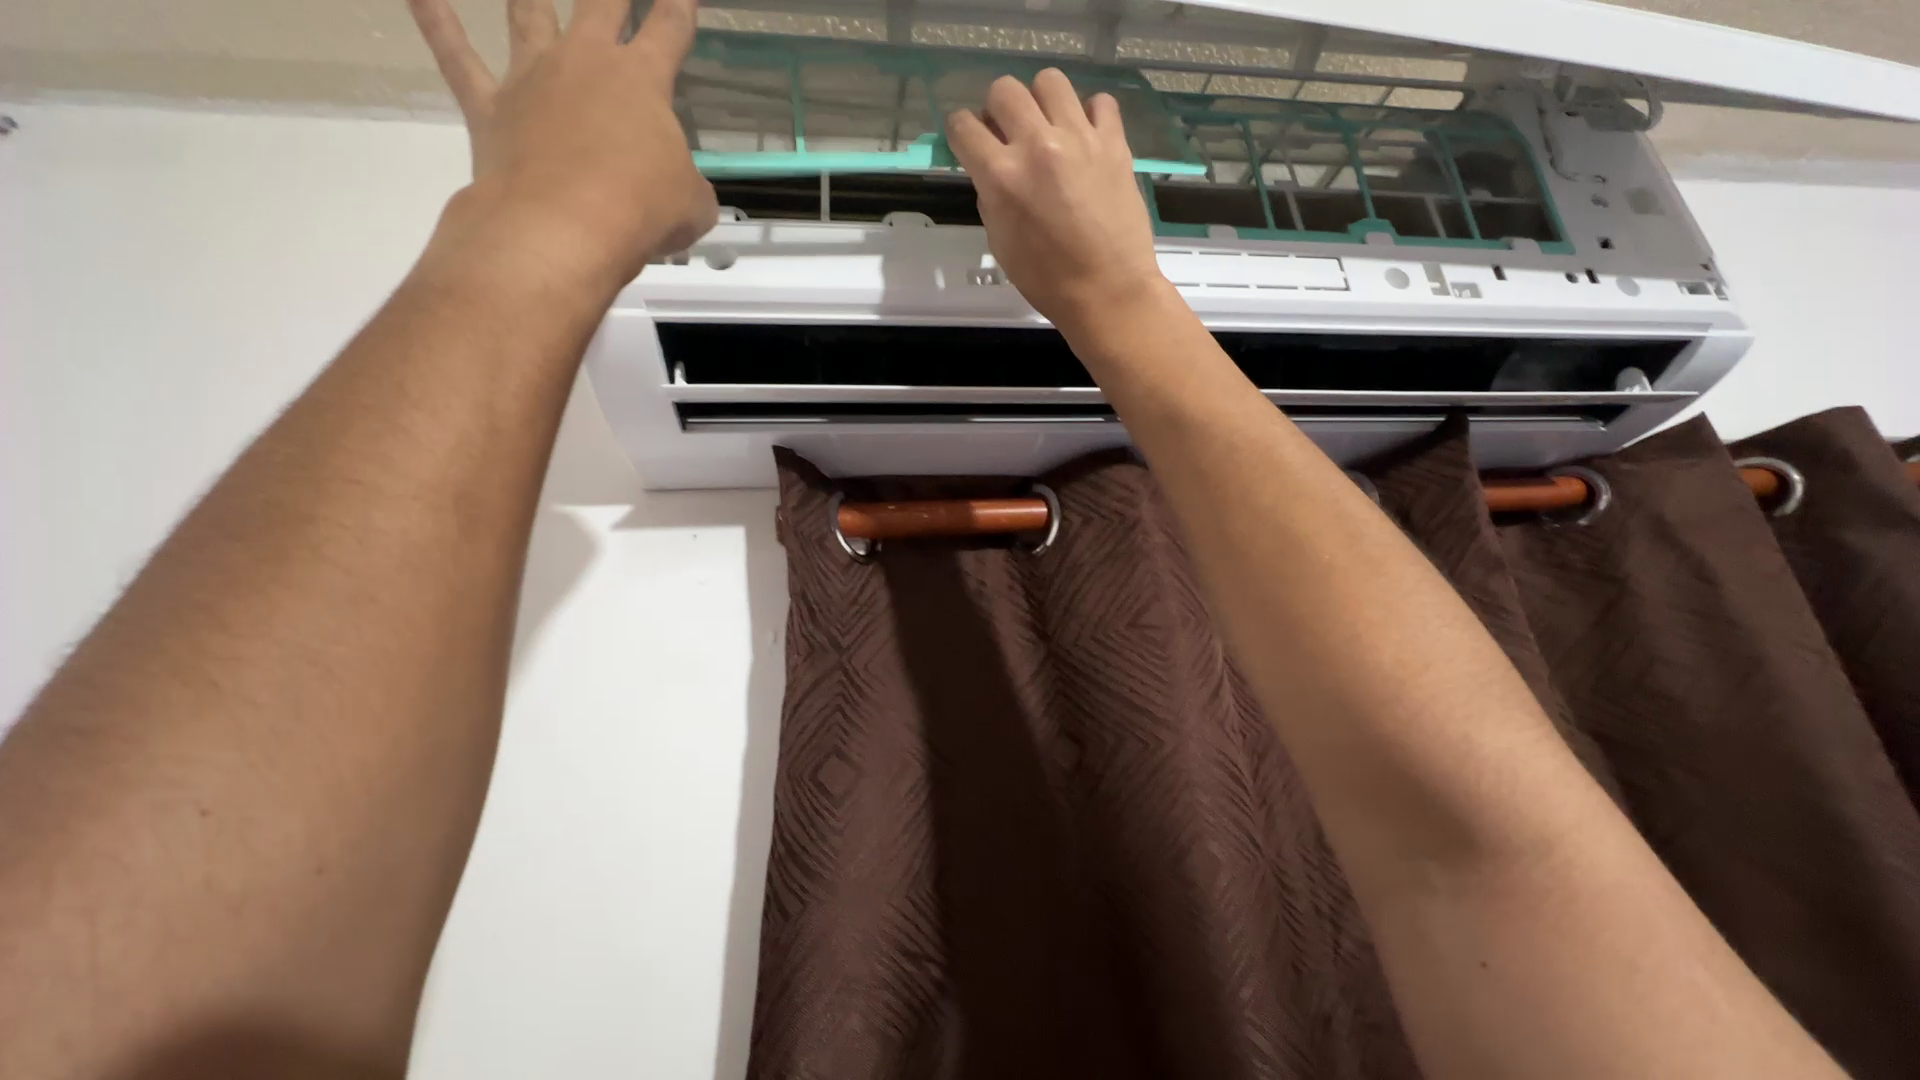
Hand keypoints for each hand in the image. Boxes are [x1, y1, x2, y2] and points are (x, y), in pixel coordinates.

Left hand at [408, 0, 717, 292]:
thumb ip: (690, 189)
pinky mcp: (490, 107)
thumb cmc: (641, 211)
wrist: (565, 227)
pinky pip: (454, 55)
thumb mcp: (691, 206)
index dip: (678, 8)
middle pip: (599, 3)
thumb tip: (685, 195)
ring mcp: (532, 78)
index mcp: (642, 80)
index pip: (668, 30)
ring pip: (528, 13)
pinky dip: (434, 20)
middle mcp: (585, 62)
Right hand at [946, 71, 1170, 335]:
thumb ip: (991, 195)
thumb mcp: (1000, 240)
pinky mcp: (1114, 143)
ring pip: (1050, 82)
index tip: (970, 141)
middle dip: (999, 109)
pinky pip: (1100, 102)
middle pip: (1005, 90)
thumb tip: (992, 169)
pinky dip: (1089, 114)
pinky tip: (1086, 137)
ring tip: (1048, 127)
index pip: (964, 126)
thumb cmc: (1047, 279)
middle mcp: (1037, 146)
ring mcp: (1079, 139)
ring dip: (1042, 101)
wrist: (1107, 291)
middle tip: (1009, 134)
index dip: (962, 132)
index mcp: (1001, 176)